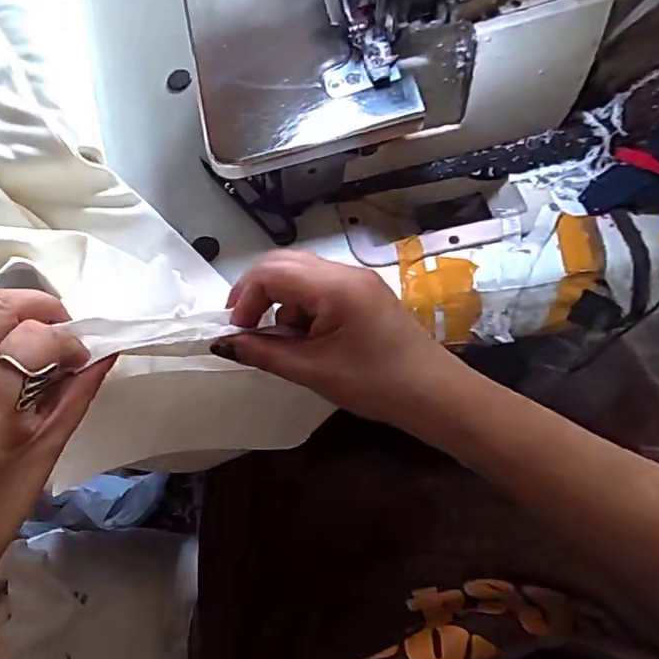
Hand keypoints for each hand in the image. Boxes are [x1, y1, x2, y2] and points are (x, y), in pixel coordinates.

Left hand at [0, 290, 115, 628]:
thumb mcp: (44, 454)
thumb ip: (75, 396)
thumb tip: (104, 353)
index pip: (27, 339)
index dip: (65, 338)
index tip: (83, 356)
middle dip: (37, 306)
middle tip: (66, 329)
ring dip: (14, 326)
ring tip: (43, 355)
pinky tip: (12, 375)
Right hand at [212, 250, 475, 428]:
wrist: (435, 395)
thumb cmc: (376, 384)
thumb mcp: (311, 371)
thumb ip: (263, 353)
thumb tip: (224, 343)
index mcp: (335, 287)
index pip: (270, 272)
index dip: (245, 299)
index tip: (238, 333)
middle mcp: (345, 273)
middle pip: (282, 263)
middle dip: (256, 292)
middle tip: (244, 327)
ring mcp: (356, 281)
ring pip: (298, 274)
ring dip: (277, 301)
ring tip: (279, 339)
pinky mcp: (361, 294)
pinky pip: (316, 287)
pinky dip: (298, 306)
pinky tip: (303, 337)